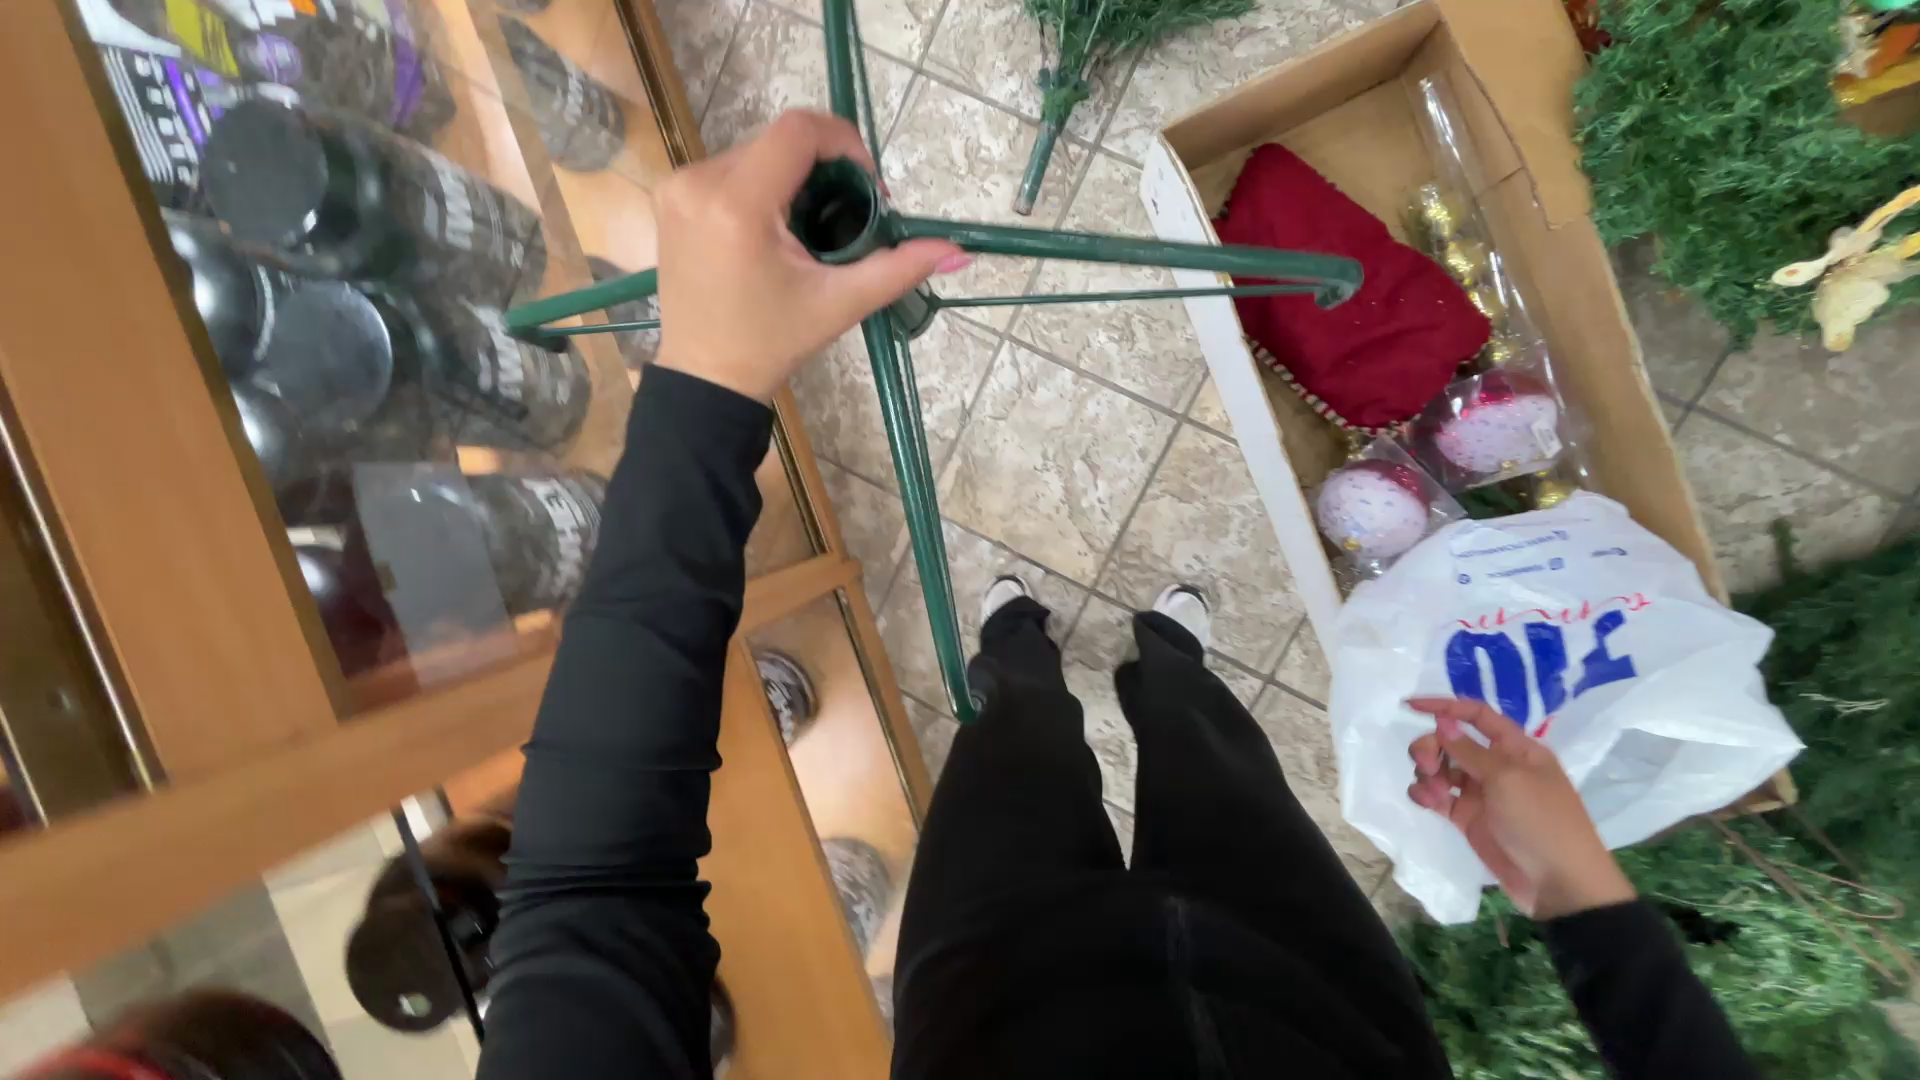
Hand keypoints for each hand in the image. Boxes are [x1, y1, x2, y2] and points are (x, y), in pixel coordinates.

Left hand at [650, 110, 968, 401]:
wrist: (707, 377)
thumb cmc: (772, 344)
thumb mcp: (839, 305)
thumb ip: (898, 270)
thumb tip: (956, 251)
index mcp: (737, 204)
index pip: (798, 131)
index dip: (844, 142)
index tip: (869, 184)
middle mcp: (699, 181)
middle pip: (778, 143)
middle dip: (822, 169)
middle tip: (848, 217)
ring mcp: (678, 187)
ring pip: (755, 155)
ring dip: (793, 180)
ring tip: (812, 230)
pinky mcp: (671, 198)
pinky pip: (729, 172)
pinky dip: (763, 190)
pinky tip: (777, 233)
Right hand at [1406, 697, 1635, 918]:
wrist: (1559, 885)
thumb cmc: (1542, 822)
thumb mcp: (1508, 779)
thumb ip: (1469, 749)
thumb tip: (1443, 721)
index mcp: (1516, 750)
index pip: (1476, 716)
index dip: (1445, 706)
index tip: (1409, 706)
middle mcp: (1496, 766)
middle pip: (1450, 741)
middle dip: (1431, 747)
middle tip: (1426, 764)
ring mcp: (1480, 792)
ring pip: (1439, 767)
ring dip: (1427, 773)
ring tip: (1434, 793)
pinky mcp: (1466, 816)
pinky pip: (1435, 794)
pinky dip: (1425, 793)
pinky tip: (1428, 802)